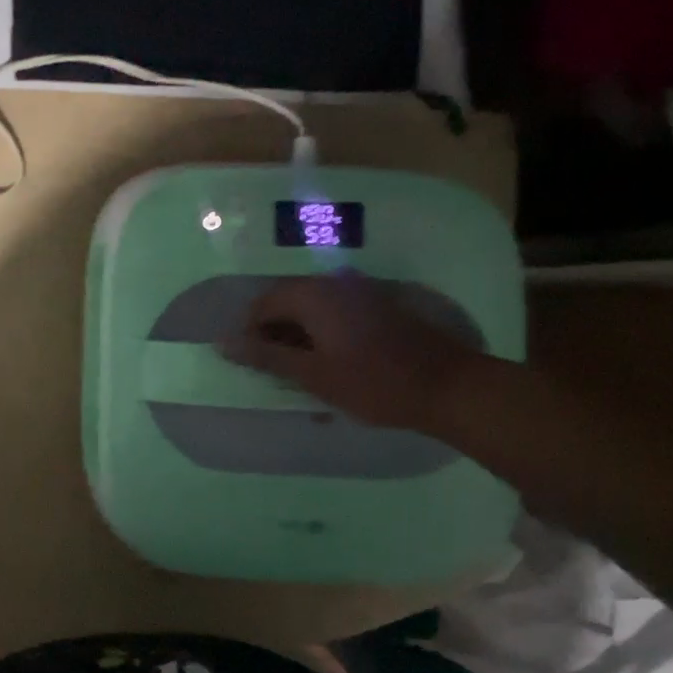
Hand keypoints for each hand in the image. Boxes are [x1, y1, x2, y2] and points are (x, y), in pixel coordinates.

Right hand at [218, 273, 495, 437]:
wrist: (449, 387)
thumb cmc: (374, 384)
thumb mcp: (314, 375)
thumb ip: (266, 357)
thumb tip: (222, 343)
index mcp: (312, 296)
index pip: (263, 303)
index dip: (249, 333)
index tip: (251, 365)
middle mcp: (333, 285)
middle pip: (288, 303)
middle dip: (276, 337)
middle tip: (275, 374)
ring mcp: (359, 293)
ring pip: (313, 312)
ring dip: (301, 340)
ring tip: (303, 378)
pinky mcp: (378, 308)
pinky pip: (336, 316)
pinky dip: (324, 339)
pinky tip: (332, 370)